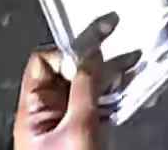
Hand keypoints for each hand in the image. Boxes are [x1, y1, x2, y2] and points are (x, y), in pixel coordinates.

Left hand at [13, 14, 133, 149]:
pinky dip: (110, 92)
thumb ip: (85, 84)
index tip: (92, 53)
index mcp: (33, 109)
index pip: (44, 62)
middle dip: (94, 53)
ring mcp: (63, 126)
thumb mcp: (79, 127)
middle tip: (118, 30)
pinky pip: (93, 105)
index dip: (67, 51)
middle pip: (66, 70)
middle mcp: (46, 112)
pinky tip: (129, 84)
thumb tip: (91, 49)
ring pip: (84, 86)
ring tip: (134, 58)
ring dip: (108, 70)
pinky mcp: (80, 137)